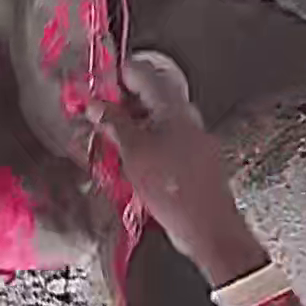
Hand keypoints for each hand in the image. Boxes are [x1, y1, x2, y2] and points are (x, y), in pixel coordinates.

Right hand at [87, 52, 269, 283]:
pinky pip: (166, 138)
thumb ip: (112, 122)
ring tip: (109, 137)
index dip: (114, 76)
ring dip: (132, 122)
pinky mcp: (196, 159)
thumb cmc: (171, 187)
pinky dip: (146, 140)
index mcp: (172, 105)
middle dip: (120, 101)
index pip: (140, 72)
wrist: (211, 233)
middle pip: (148, 95)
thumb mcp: (132, 151)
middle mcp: (186, 115)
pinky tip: (131, 157)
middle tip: (97, 113)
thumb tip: (95, 104)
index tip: (94, 86)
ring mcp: (194, 137)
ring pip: (156, 118)